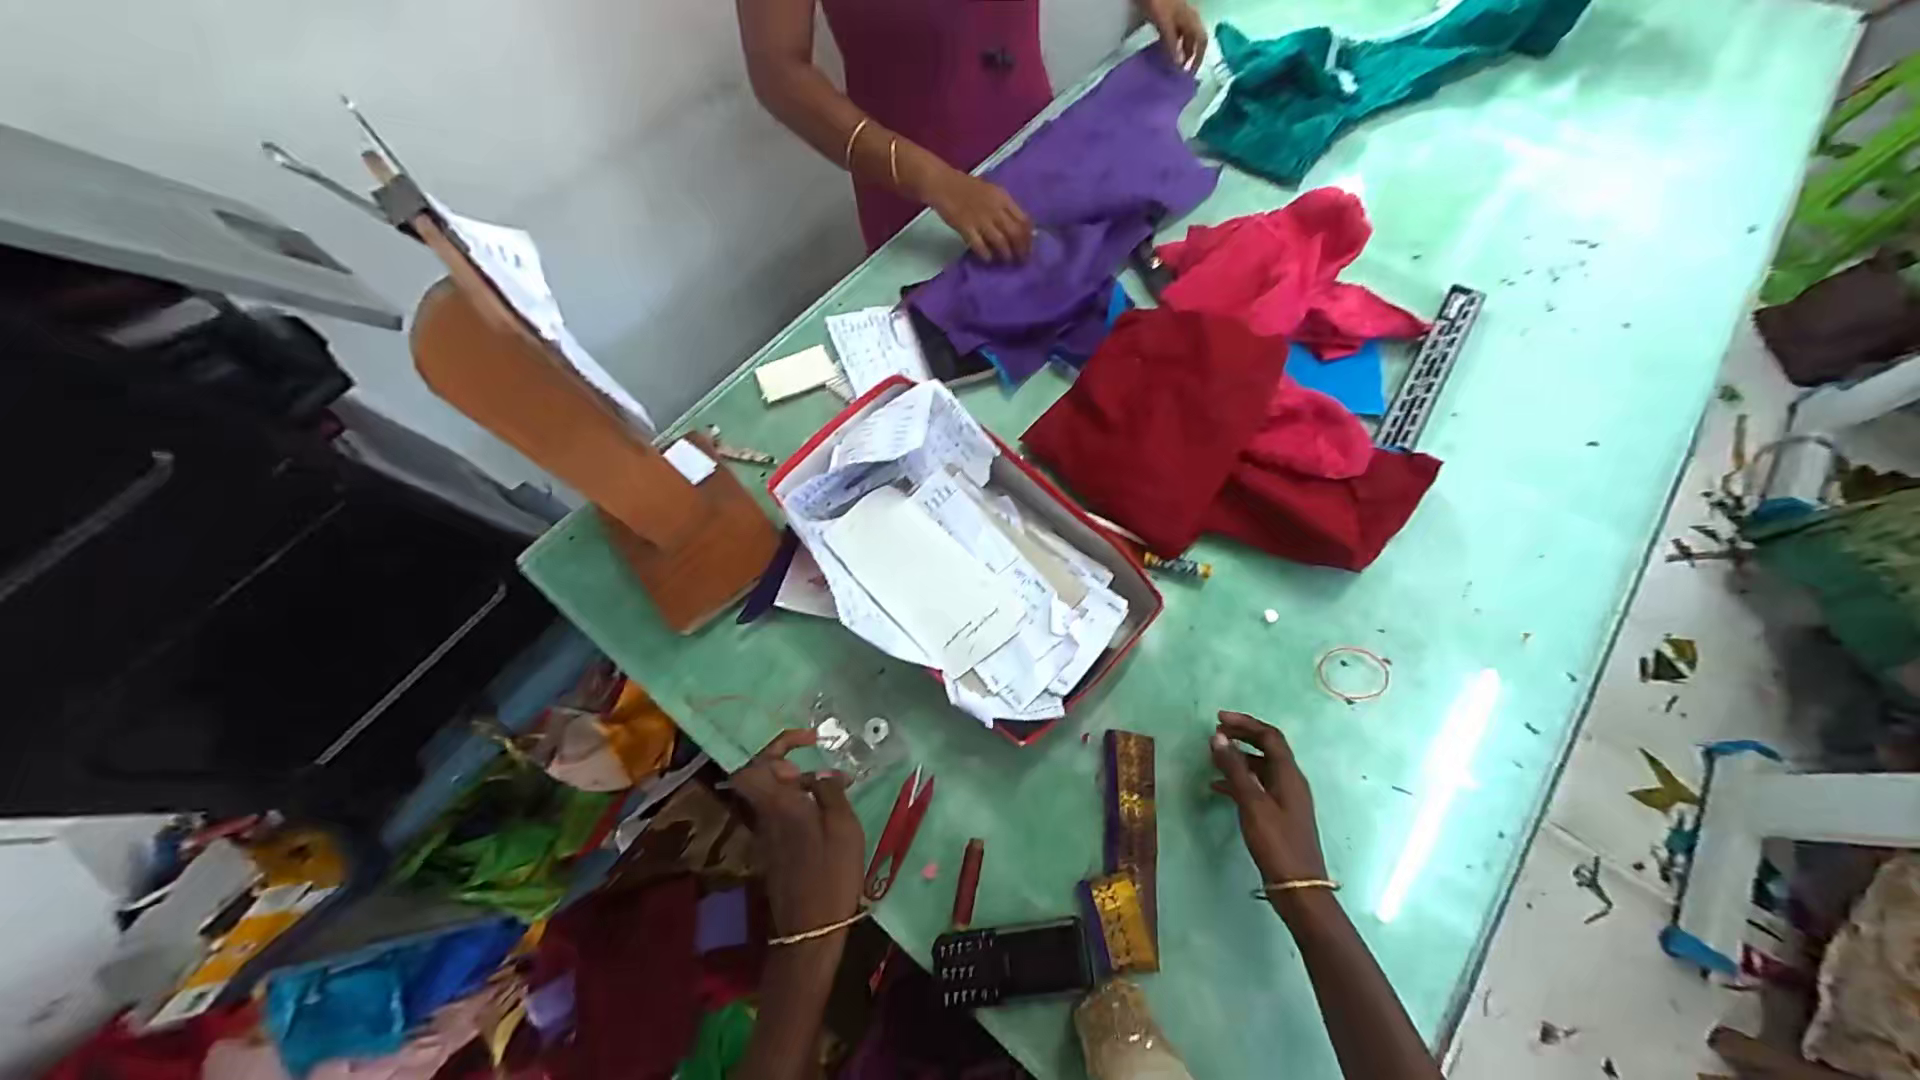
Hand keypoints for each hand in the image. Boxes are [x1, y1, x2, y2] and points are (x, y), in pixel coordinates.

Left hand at [732, 729, 865, 938]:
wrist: (810, 929)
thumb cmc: (831, 873)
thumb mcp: (844, 826)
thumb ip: (830, 792)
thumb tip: (821, 773)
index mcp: (779, 805)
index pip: (756, 764)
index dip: (779, 744)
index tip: (810, 741)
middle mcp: (765, 815)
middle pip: (762, 775)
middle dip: (790, 762)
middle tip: (821, 771)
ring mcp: (766, 834)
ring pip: (772, 794)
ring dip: (799, 784)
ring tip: (836, 790)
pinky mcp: (774, 849)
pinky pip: (781, 812)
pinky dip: (800, 804)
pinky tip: (827, 814)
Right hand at [924, 167, 1033, 262]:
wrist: (943, 183)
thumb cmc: (968, 188)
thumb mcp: (992, 192)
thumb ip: (1006, 207)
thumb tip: (1020, 227)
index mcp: (1003, 198)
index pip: (1024, 220)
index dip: (1028, 237)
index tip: (1029, 248)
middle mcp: (995, 209)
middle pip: (1015, 233)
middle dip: (1021, 250)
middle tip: (1021, 261)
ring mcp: (980, 219)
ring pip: (1001, 241)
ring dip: (1006, 254)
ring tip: (1006, 261)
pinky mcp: (966, 227)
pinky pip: (980, 246)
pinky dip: (986, 255)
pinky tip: (988, 259)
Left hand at [1141, 0, 1206, 70]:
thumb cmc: (1158, 0)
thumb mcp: (1165, 23)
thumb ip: (1171, 43)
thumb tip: (1177, 65)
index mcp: (1192, 19)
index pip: (1202, 42)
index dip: (1198, 59)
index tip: (1189, 76)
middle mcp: (1188, 18)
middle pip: (1193, 42)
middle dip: (1188, 59)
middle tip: (1178, 76)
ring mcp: (1178, 17)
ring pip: (1183, 39)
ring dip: (1179, 54)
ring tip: (1170, 69)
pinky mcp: (1167, 17)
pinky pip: (1173, 36)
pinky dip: (1170, 47)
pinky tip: (1162, 55)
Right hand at [1210, 711, 1327, 887]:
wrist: (1298, 887)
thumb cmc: (1276, 842)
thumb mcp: (1252, 802)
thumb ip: (1234, 768)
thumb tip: (1218, 737)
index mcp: (1289, 774)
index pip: (1269, 736)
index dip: (1245, 723)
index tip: (1218, 719)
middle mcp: (1290, 781)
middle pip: (1267, 748)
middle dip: (1243, 736)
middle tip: (1216, 731)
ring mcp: (1286, 798)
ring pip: (1261, 766)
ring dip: (1238, 757)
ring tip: (1214, 756)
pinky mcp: (1278, 813)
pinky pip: (1257, 785)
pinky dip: (1239, 779)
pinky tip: (1218, 787)